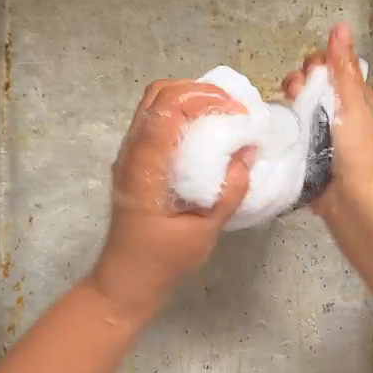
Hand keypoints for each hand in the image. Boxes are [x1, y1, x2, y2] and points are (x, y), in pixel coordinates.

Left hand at [88, 80, 252, 319]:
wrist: (125, 281)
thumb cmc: (162, 261)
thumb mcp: (204, 230)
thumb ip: (228, 191)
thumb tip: (246, 153)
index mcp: (144, 167)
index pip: (167, 110)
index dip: (204, 98)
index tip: (237, 111)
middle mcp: (131, 153)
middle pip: (158, 95)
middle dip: (199, 90)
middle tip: (233, 106)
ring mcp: (129, 156)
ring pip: (154, 104)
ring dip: (189, 99)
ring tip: (223, 113)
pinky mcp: (134, 163)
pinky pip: (155, 122)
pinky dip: (182, 114)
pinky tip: (206, 131)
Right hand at [282, 22, 372, 229]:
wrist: (356, 208)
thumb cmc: (361, 155)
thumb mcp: (354, 107)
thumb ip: (343, 70)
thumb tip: (340, 27)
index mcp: (360, 103)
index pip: (335, 72)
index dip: (318, 66)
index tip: (308, 72)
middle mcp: (344, 119)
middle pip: (315, 90)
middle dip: (300, 85)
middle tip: (293, 93)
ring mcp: (327, 140)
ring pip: (302, 113)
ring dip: (290, 106)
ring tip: (282, 110)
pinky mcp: (312, 159)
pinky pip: (295, 138)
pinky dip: (286, 131)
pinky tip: (274, 131)